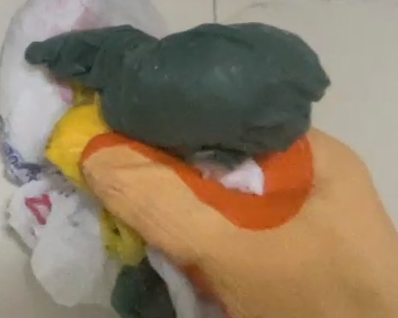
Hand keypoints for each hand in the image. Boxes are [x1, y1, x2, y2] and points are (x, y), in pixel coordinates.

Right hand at [80, 130, 397, 317]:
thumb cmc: (317, 308)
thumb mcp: (227, 248)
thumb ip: (150, 190)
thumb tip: (79, 144)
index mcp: (304, 150)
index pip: (204, 100)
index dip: (143, 103)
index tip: (89, 115)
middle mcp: (300, 171)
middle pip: (198, 144)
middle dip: (142, 158)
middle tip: (93, 170)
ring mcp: (294, 216)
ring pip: (201, 187)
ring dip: (156, 200)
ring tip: (118, 213)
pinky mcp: (284, 255)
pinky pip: (214, 224)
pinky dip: (180, 233)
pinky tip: (157, 249)